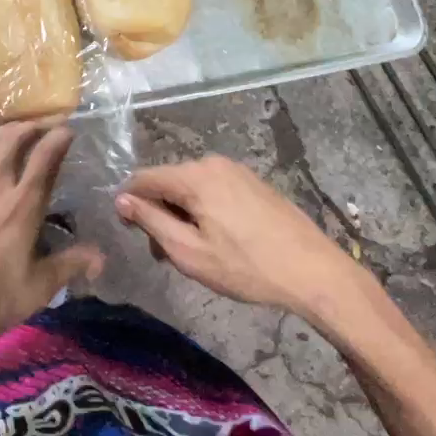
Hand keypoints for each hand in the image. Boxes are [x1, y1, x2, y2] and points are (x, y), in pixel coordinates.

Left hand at [0, 122, 104, 363]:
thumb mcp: (39, 288)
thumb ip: (70, 265)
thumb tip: (102, 257)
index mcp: (23, 207)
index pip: (44, 159)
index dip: (57, 139)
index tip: (67, 130)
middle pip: (12, 141)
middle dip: (29, 127)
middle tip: (41, 126)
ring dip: (1, 130)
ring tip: (12, 127)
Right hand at [116, 155, 369, 320]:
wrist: (314, 272)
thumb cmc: (247, 267)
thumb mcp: (190, 252)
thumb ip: (150, 222)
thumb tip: (121, 199)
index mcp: (193, 176)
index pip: (143, 178)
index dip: (131, 204)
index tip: (134, 235)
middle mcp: (211, 163)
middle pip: (168, 182)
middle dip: (159, 213)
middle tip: (168, 255)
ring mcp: (235, 170)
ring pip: (191, 187)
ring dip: (183, 214)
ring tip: (197, 251)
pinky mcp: (253, 182)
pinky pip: (214, 189)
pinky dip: (205, 209)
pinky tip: (221, 239)